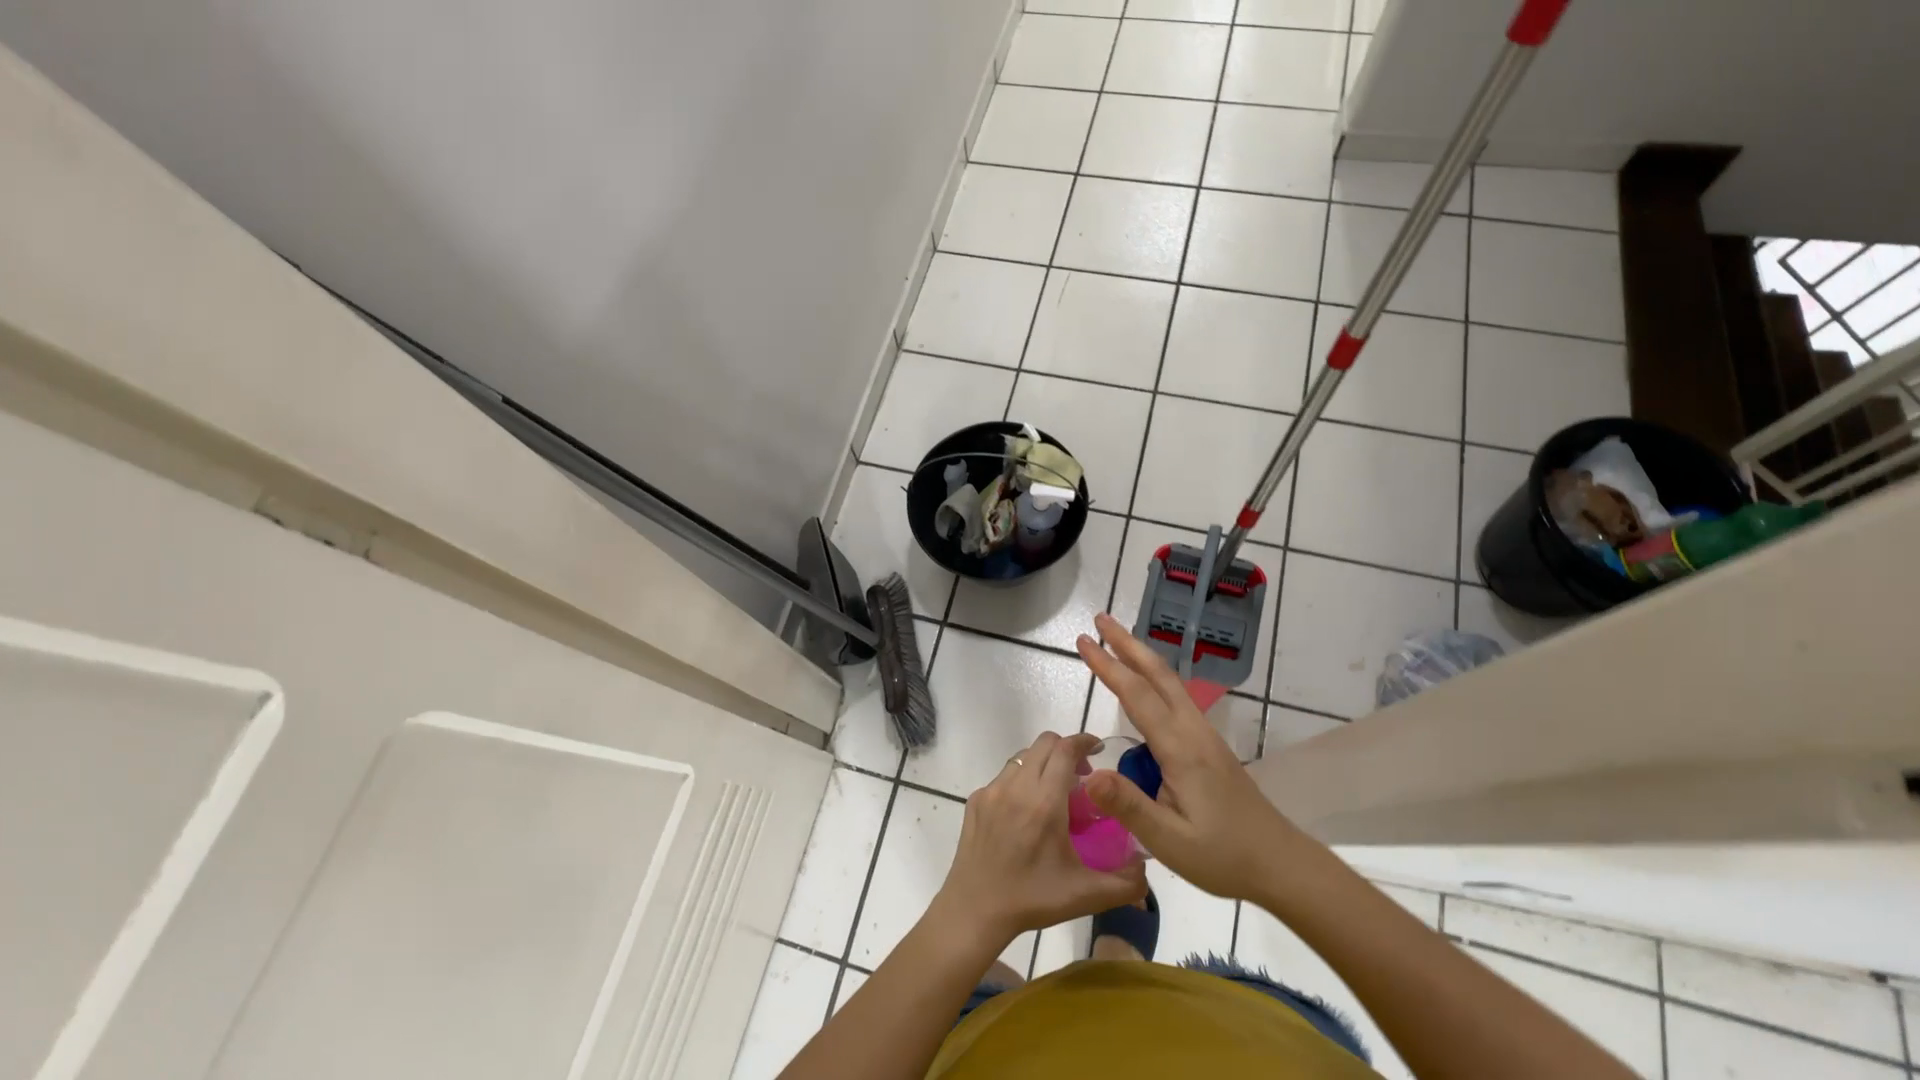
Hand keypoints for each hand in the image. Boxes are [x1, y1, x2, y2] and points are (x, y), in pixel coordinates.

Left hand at [933, 731, 1147, 948]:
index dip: (1084, 741)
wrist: (975, 910)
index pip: (1065, 750)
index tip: (1099, 749)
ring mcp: (991, 792)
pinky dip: (1021, 781)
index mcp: (1044, 802)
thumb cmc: (1032, 900)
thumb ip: (1125, 884)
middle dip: (1066, 750)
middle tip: (1082, 776)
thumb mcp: (1086, 895)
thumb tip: (1146, 870)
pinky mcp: (976, 802)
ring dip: (1043, 764)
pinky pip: (1004, 777)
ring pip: (1022, 758)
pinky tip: (1027, 812)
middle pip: (1044, 744)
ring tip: (1054, 793)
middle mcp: (1016, 787)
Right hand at [1075, 613, 1307, 902]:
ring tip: (1117, 643)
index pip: (1138, 696)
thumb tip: (1087, 774)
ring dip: (1142, 660)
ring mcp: (1206, 739)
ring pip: (1172, 686)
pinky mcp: (1211, 750)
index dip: (1109, 667)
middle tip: (1101, 619)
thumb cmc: (1223, 856)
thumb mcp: (1169, 840)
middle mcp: (1194, 734)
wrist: (1280, 864)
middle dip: (1128, 645)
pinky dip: (1155, 681)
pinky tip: (1146, 691)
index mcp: (1181, 750)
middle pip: (1160, 676)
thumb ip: (1128, 806)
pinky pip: (1177, 702)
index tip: (1085, 641)